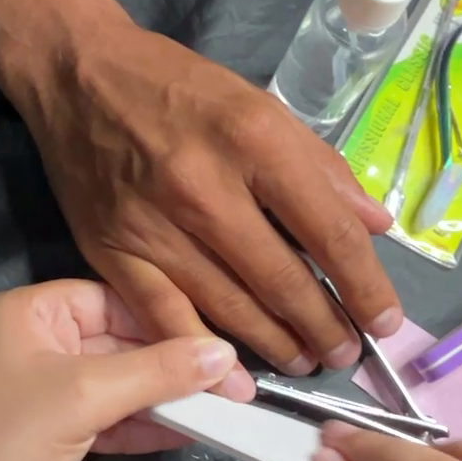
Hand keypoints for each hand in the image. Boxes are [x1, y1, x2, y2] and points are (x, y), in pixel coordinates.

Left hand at [0, 280, 233, 460]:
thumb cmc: (8, 431)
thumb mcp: (85, 393)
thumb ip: (157, 371)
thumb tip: (225, 355)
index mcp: (35, 311)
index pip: (116, 301)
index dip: (170, 323)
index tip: (224, 348)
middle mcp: (41, 341)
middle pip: (122, 344)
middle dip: (174, 369)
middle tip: (236, 389)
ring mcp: (48, 387)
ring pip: (119, 384)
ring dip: (164, 400)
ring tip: (223, 413)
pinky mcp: (55, 428)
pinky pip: (109, 417)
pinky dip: (142, 426)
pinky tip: (188, 434)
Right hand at [5, 22, 399, 382]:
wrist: (79, 78)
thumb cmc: (175, 86)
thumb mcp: (258, 103)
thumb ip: (318, 165)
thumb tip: (373, 224)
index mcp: (253, 141)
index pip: (328, 231)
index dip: (364, 285)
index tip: (382, 321)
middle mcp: (205, 190)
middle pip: (281, 279)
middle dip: (324, 327)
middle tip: (344, 354)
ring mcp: (154, 229)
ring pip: (228, 308)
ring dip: (275, 344)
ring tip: (303, 361)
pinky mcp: (114, 255)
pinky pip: (165, 319)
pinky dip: (201, 358)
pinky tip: (234, 383)